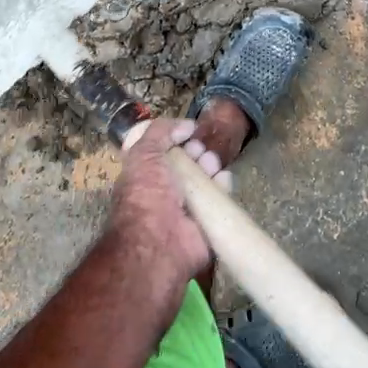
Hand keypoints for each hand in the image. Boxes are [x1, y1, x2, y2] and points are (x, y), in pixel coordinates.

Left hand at [107, 119, 232, 287]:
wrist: (158, 242)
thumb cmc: (146, 193)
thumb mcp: (144, 152)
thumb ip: (161, 132)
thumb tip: (187, 126)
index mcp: (149, 175)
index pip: (169, 152)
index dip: (179, 141)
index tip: (188, 135)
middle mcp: (169, 191)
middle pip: (191, 163)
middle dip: (198, 152)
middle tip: (199, 153)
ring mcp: (190, 208)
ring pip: (208, 179)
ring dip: (211, 166)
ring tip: (210, 165)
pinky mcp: (209, 222)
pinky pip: (221, 198)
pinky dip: (224, 186)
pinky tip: (223, 178)